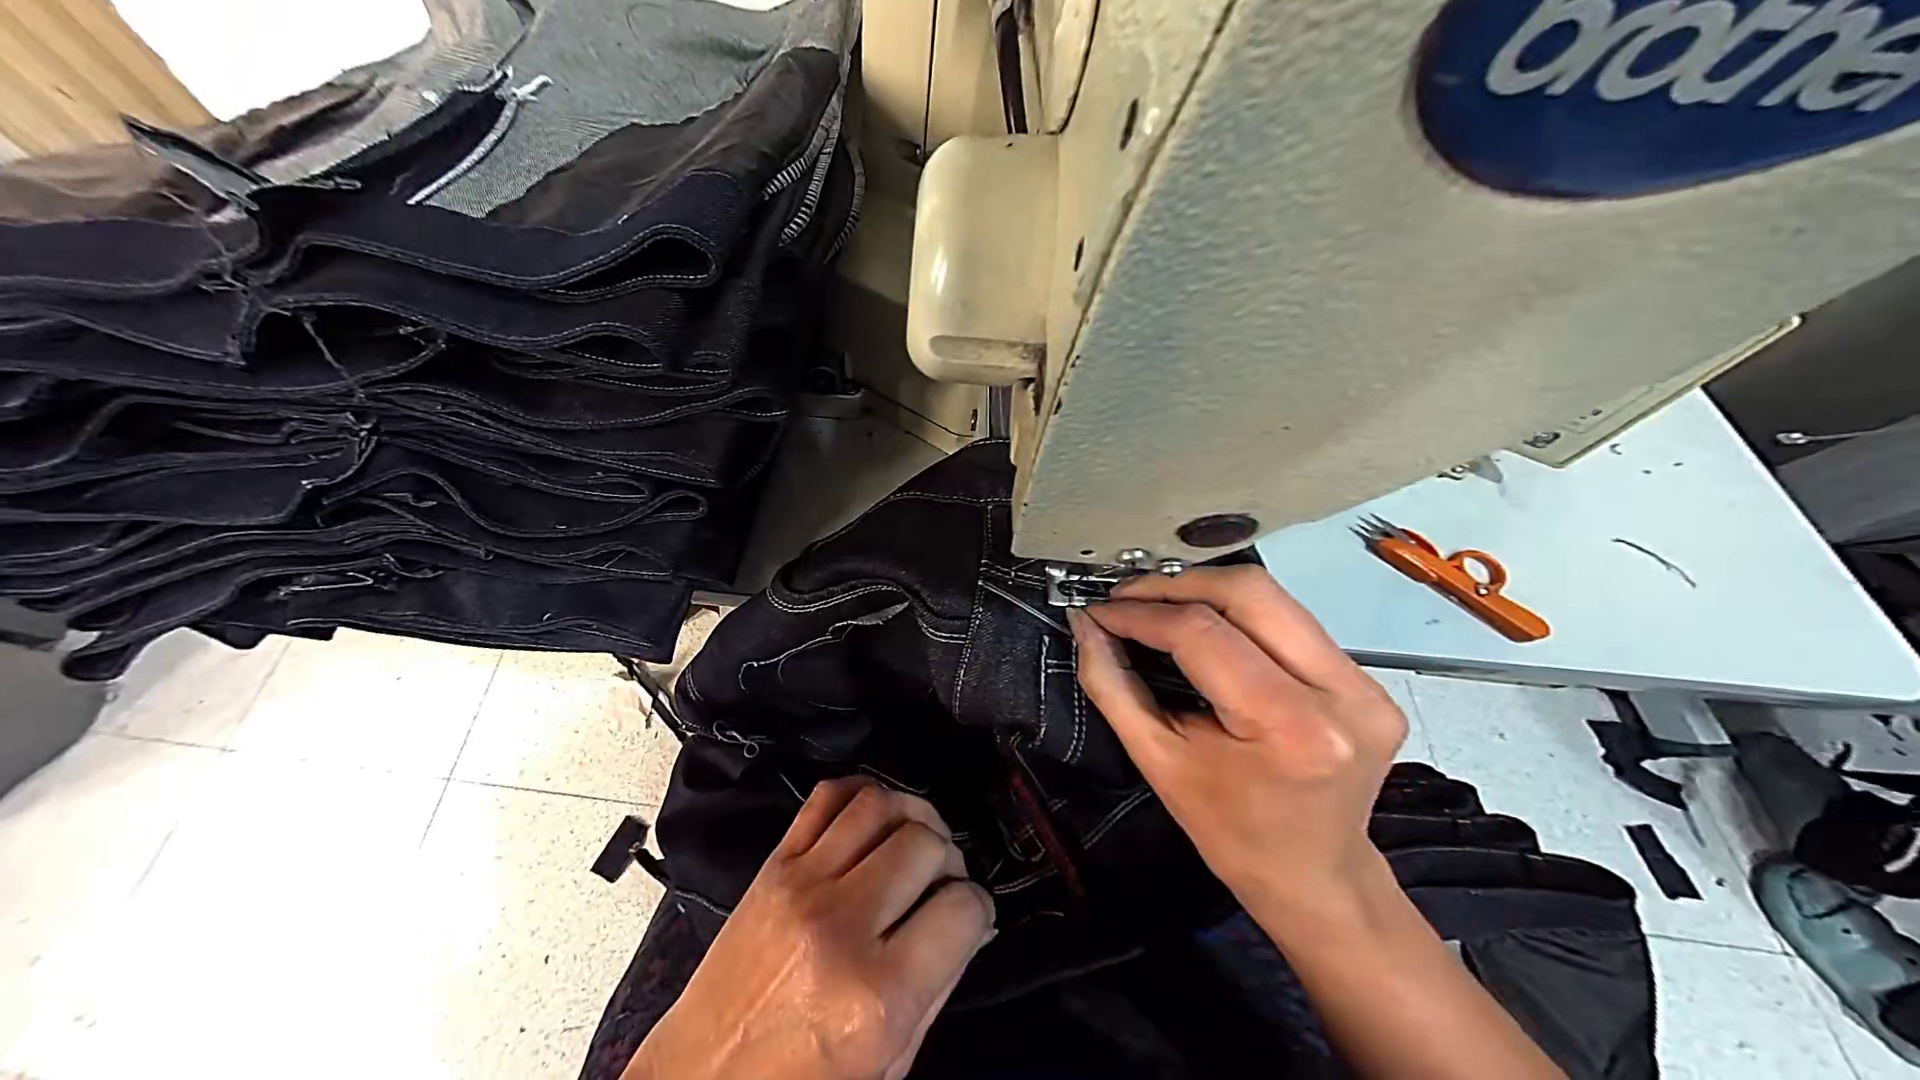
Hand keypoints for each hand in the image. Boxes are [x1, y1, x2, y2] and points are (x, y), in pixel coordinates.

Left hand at [625, 777, 994, 1079]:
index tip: (970, 916)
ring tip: (917, 841)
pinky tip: (876, 817)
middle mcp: (841, 926)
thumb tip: (971, 922)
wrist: (700, 1079)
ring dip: (914, 815)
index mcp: (877, 995)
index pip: (962, 908)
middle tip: (944, 881)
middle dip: (951, 859)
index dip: (979, 908)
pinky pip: (828, 797)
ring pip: (881, 806)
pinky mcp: (774, 864)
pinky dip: (863, 793)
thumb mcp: (888, 1062)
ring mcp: (802, 885)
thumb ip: (939, 985)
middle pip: (926, 844)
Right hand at [1068, 565, 1406, 917]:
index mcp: (1290, 728)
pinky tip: (1205, 629)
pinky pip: (1290, 620)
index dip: (1141, 614)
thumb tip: (1087, 626)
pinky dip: (1237, 615)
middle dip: (1176, 585)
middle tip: (1129, 598)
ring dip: (1206, 592)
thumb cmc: (1232, 831)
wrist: (1312, 873)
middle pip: (1249, 592)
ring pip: (1273, 596)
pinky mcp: (1367, 681)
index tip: (1102, 612)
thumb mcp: (1157, 760)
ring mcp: (1364, 685)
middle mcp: (1342, 696)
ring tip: (1158, 608)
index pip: (1203, 634)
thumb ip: (1112, 685)